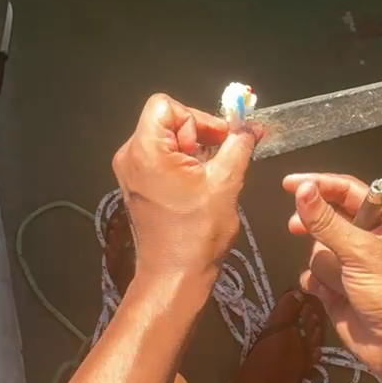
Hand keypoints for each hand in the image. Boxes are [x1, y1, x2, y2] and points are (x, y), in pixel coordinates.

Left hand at [111, 94, 257, 290]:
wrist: (174, 277)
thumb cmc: (197, 232)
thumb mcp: (226, 183)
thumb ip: (239, 146)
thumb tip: (251, 127)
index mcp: (145, 149)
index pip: (165, 104)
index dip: (196, 116)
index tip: (218, 140)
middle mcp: (130, 155)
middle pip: (167, 120)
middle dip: (198, 135)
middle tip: (219, 160)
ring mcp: (130, 171)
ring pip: (166, 139)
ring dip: (193, 151)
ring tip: (211, 177)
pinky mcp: (136, 185)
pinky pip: (160, 157)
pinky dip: (182, 164)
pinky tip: (199, 186)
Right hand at [284, 173, 381, 377]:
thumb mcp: (360, 251)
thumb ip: (326, 221)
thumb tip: (301, 188)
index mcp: (381, 220)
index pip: (345, 190)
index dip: (318, 184)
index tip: (288, 184)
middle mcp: (365, 239)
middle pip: (326, 219)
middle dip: (313, 227)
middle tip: (295, 228)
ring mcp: (350, 265)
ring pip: (317, 250)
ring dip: (324, 267)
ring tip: (340, 284)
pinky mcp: (337, 289)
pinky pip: (314, 276)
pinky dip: (318, 284)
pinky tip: (328, 295)